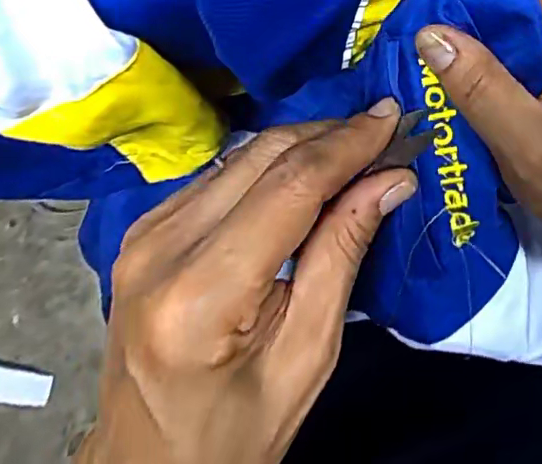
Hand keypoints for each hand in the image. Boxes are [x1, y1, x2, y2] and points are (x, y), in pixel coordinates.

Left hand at [78, 109, 417, 463]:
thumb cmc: (238, 425)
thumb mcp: (310, 349)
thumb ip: (346, 250)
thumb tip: (395, 176)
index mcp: (203, 293)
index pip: (292, 185)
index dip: (350, 143)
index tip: (396, 116)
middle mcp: (162, 250)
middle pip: (268, 155)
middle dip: (336, 133)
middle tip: (390, 130)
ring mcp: (145, 235)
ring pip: (248, 153)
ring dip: (312, 141)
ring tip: (362, 147)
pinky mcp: (147, 229)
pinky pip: (229, 169)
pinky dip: (281, 159)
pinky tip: (315, 168)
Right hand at [416, 0, 541, 256]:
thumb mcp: (527, 139)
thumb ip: (482, 87)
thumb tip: (429, 32)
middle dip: (466, 1)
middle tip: (417, 26)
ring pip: (499, 23)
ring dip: (460, 32)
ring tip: (415, 51)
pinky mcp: (531, 82)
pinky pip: (494, 54)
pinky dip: (465, 60)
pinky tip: (434, 77)